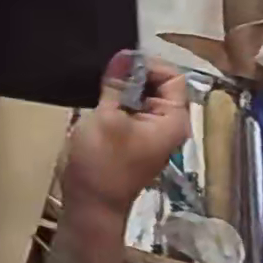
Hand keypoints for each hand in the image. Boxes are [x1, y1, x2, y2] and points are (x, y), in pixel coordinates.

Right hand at [63, 51, 191, 216]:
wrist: (90, 207)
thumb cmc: (102, 163)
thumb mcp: (107, 117)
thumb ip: (116, 84)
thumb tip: (123, 55)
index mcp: (172, 120)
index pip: (172, 76)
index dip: (148, 64)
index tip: (120, 62)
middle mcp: (166, 124)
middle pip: (158, 83)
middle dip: (133, 73)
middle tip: (106, 70)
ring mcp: (149, 131)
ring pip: (141, 94)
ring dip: (122, 86)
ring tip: (100, 81)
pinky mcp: (132, 137)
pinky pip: (130, 107)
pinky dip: (116, 98)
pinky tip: (98, 95)